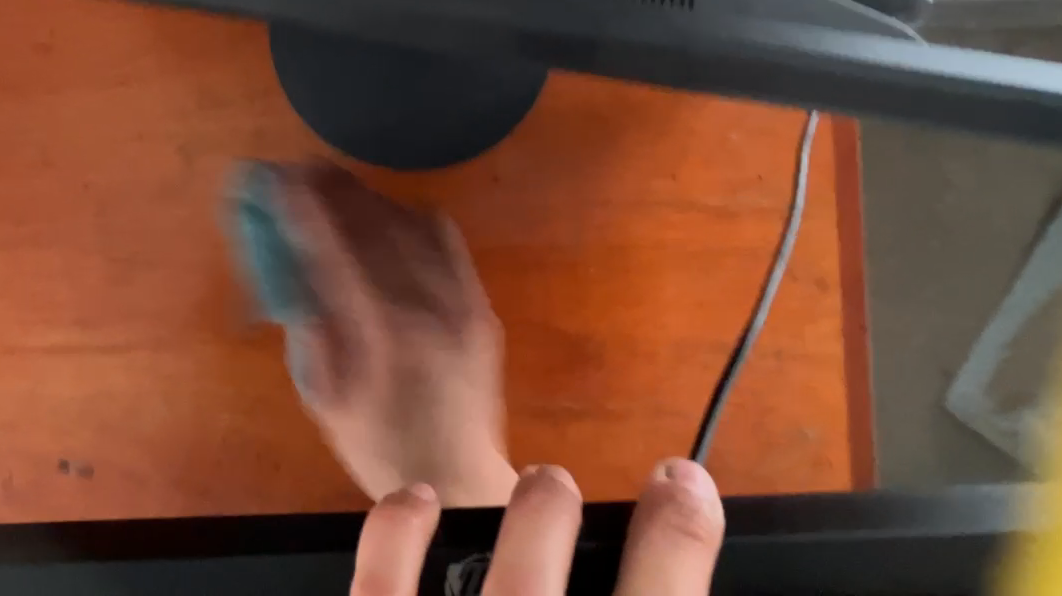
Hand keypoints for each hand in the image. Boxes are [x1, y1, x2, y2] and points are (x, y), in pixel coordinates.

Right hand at [268, 163, 516, 506]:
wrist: (460, 475)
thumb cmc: (379, 446)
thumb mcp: (327, 402)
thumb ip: (313, 336)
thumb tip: (297, 273)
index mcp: (379, 338)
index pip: (336, 256)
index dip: (306, 213)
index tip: (282, 181)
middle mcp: (424, 309)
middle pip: (373, 229)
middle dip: (334, 191)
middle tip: (304, 167)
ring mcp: (459, 302)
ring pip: (409, 227)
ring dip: (368, 198)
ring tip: (337, 181)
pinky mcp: (479, 302)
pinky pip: (446, 241)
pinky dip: (412, 217)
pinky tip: (391, 211)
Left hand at [355, 460, 724, 595]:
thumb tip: (652, 571)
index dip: (680, 535)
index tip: (684, 482)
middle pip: (546, 557)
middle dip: (552, 507)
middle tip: (554, 486)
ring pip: (481, 569)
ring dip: (504, 513)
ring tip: (523, 489)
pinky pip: (377, 579)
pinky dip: (394, 530)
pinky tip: (414, 502)